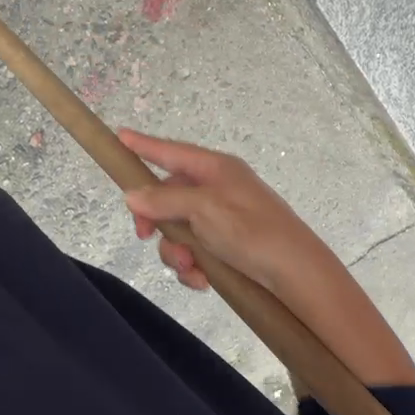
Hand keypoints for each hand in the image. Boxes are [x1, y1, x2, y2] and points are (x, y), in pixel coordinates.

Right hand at [119, 129, 328, 294]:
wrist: (294, 273)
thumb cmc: (252, 231)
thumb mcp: (203, 209)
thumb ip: (164, 200)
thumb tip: (131, 194)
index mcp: (214, 170)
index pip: (170, 152)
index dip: (144, 145)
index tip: (119, 136)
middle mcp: (215, 190)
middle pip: (166, 198)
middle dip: (156, 222)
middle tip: (145, 236)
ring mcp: (220, 219)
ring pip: (175, 231)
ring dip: (175, 252)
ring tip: (190, 266)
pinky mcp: (224, 246)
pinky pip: (192, 252)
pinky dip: (191, 267)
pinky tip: (202, 279)